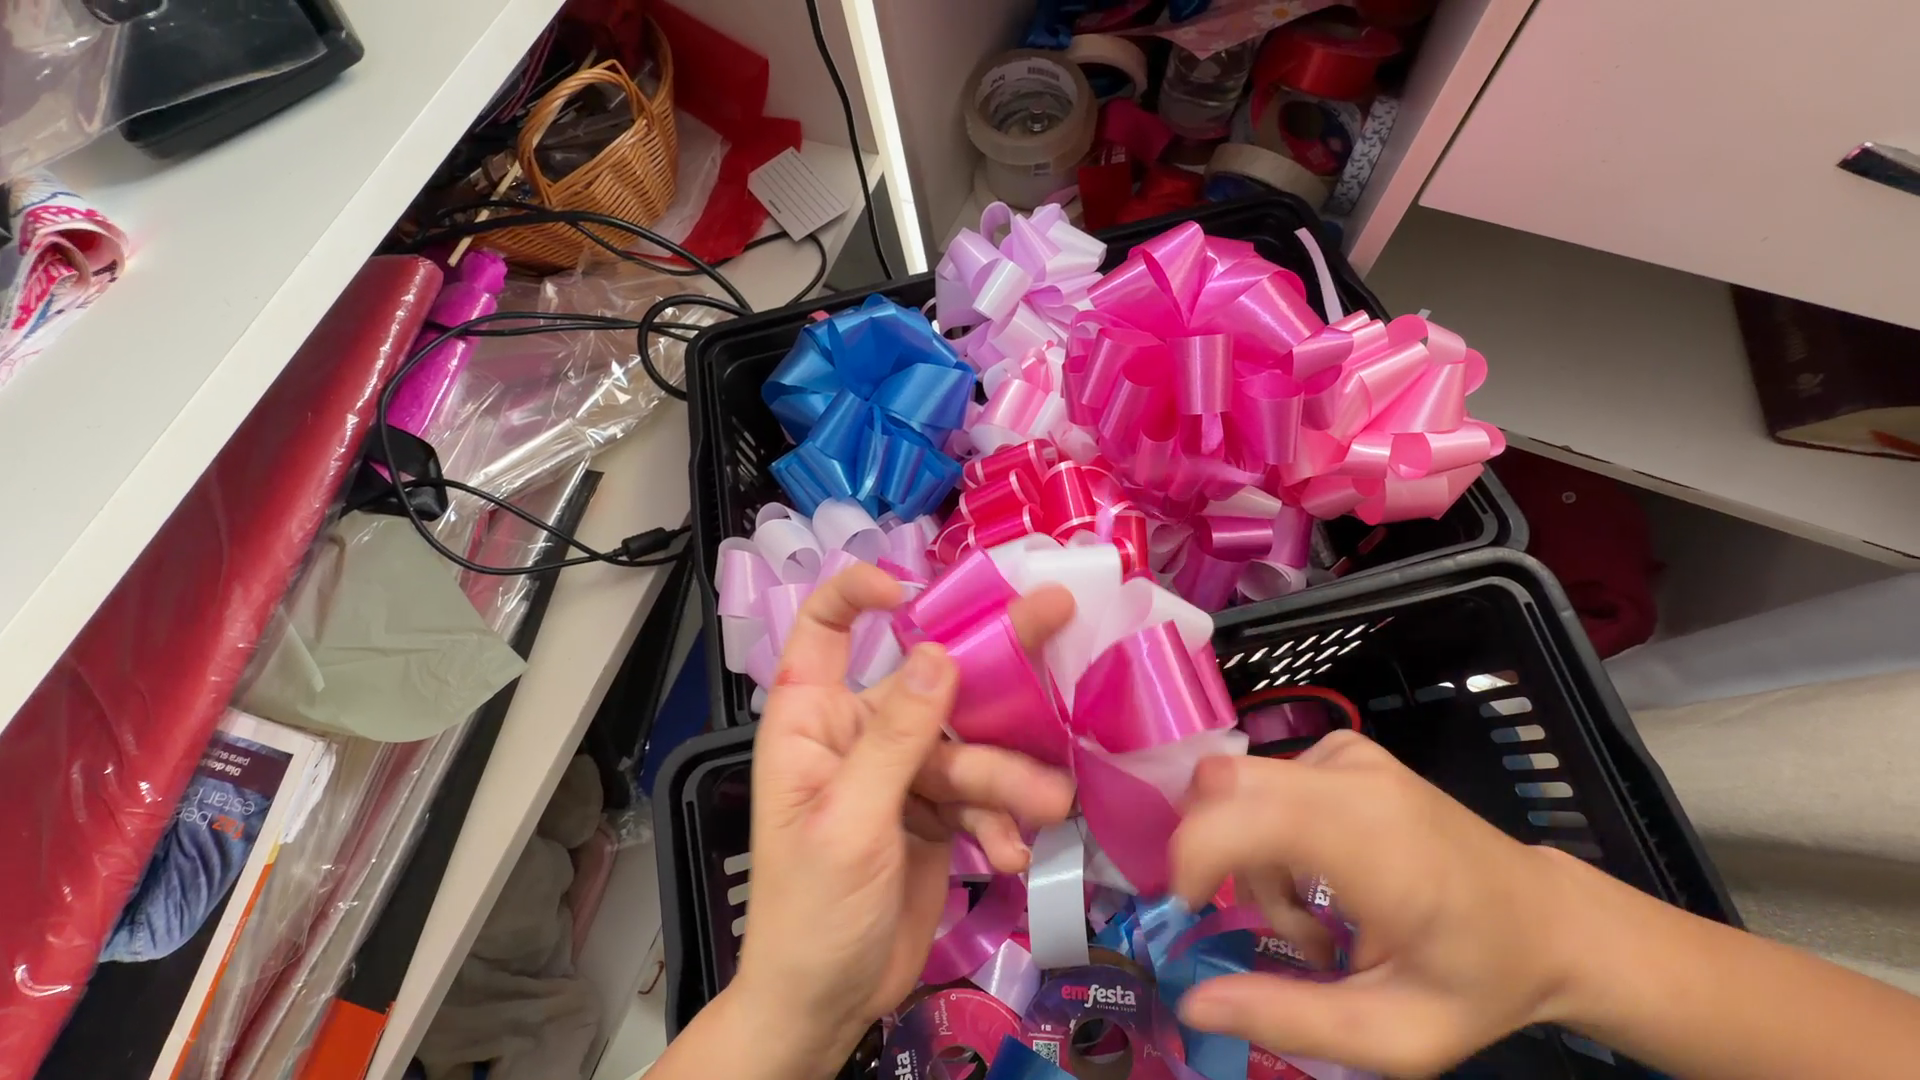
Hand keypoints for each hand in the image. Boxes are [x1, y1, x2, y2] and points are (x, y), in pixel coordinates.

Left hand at [731, 564, 1076, 1069]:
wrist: (831, 1004)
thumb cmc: (812, 910)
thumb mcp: (851, 821)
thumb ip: (894, 738)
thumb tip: (935, 654)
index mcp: (813, 719)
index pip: (823, 630)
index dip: (857, 594)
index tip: (909, 590)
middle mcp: (860, 732)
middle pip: (927, 679)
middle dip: (993, 663)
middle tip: (1057, 614)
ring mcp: (903, 770)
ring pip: (968, 746)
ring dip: (1008, 776)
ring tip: (1048, 803)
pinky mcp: (936, 809)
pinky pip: (979, 796)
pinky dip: (999, 820)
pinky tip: (1012, 853)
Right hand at [1170, 731, 1582, 1077]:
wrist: (1550, 921)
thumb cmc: (1478, 980)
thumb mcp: (1395, 1034)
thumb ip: (1290, 1020)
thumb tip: (1193, 1002)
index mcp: (1368, 838)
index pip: (1238, 813)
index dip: (1192, 858)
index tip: (1192, 913)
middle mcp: (1350, 776)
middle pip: (1222, 784)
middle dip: (1210, 853)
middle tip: (1240, 917)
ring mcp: (1345, 755)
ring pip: (1239, 788)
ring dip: (1247, 856)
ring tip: (1307, 919)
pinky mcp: (1342, 751)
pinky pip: (1265, 784)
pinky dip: (1266, 833)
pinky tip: (1316, 877)